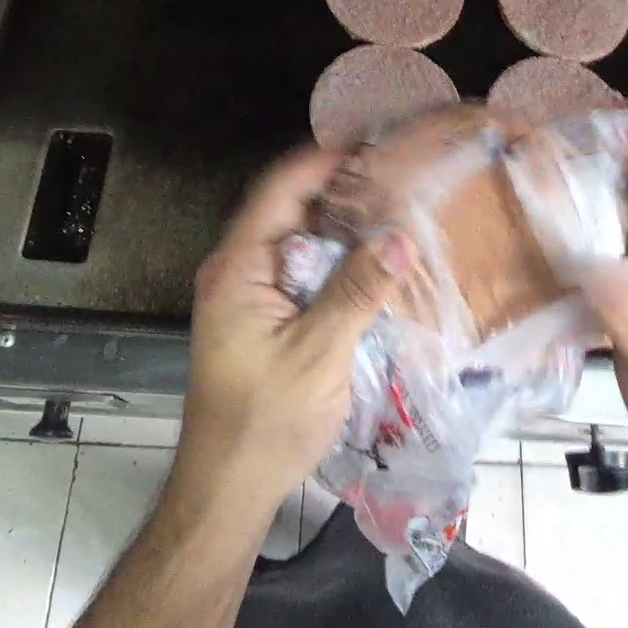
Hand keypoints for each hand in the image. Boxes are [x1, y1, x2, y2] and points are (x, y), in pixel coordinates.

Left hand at [174, 146, 414, 517]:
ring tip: (393, 204)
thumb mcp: (318, 355)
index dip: (322, 160)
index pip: (279, 190)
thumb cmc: (266, 421)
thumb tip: (400, 238)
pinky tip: (372, 258)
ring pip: (296, 239)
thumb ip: (357, 293)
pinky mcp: (262, 316)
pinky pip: (300, 270)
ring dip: (339, 222)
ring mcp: (248, 293)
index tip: (371, 142)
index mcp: (238, 267)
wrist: (227, 485)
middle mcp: (237, 269)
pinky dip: (334, 257)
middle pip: (287, 208)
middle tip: (394, 171)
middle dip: (337, 186)